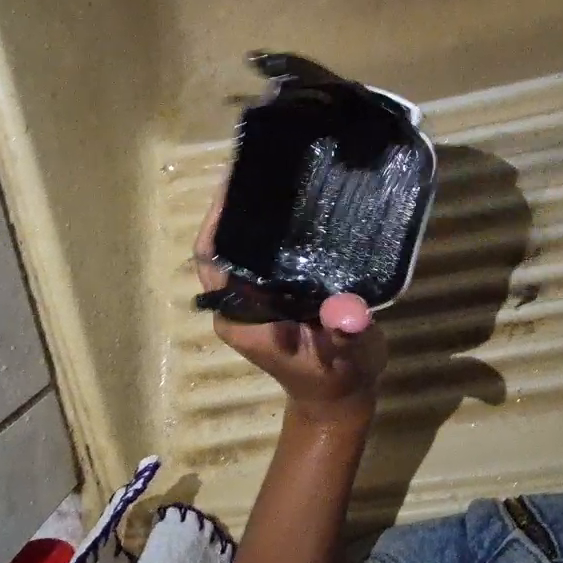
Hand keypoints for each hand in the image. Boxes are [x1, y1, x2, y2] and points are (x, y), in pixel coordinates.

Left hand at [194, 193, 388, 413]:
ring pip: (247, 245)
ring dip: (257, 214)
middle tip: (264, 165)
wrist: (343, 396)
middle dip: (238, 207)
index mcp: (242, 318)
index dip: (217, 222)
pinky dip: (278, 227)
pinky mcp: (278, 289)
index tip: (233, 185)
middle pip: (227, 245)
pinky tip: (301, 200)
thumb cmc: (337, 379)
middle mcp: (242, 302)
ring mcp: (259, 294)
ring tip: (281, 172)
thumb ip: (342, 336)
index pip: (213, 261)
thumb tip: (348, 313)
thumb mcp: (344, 360)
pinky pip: (268, 251)